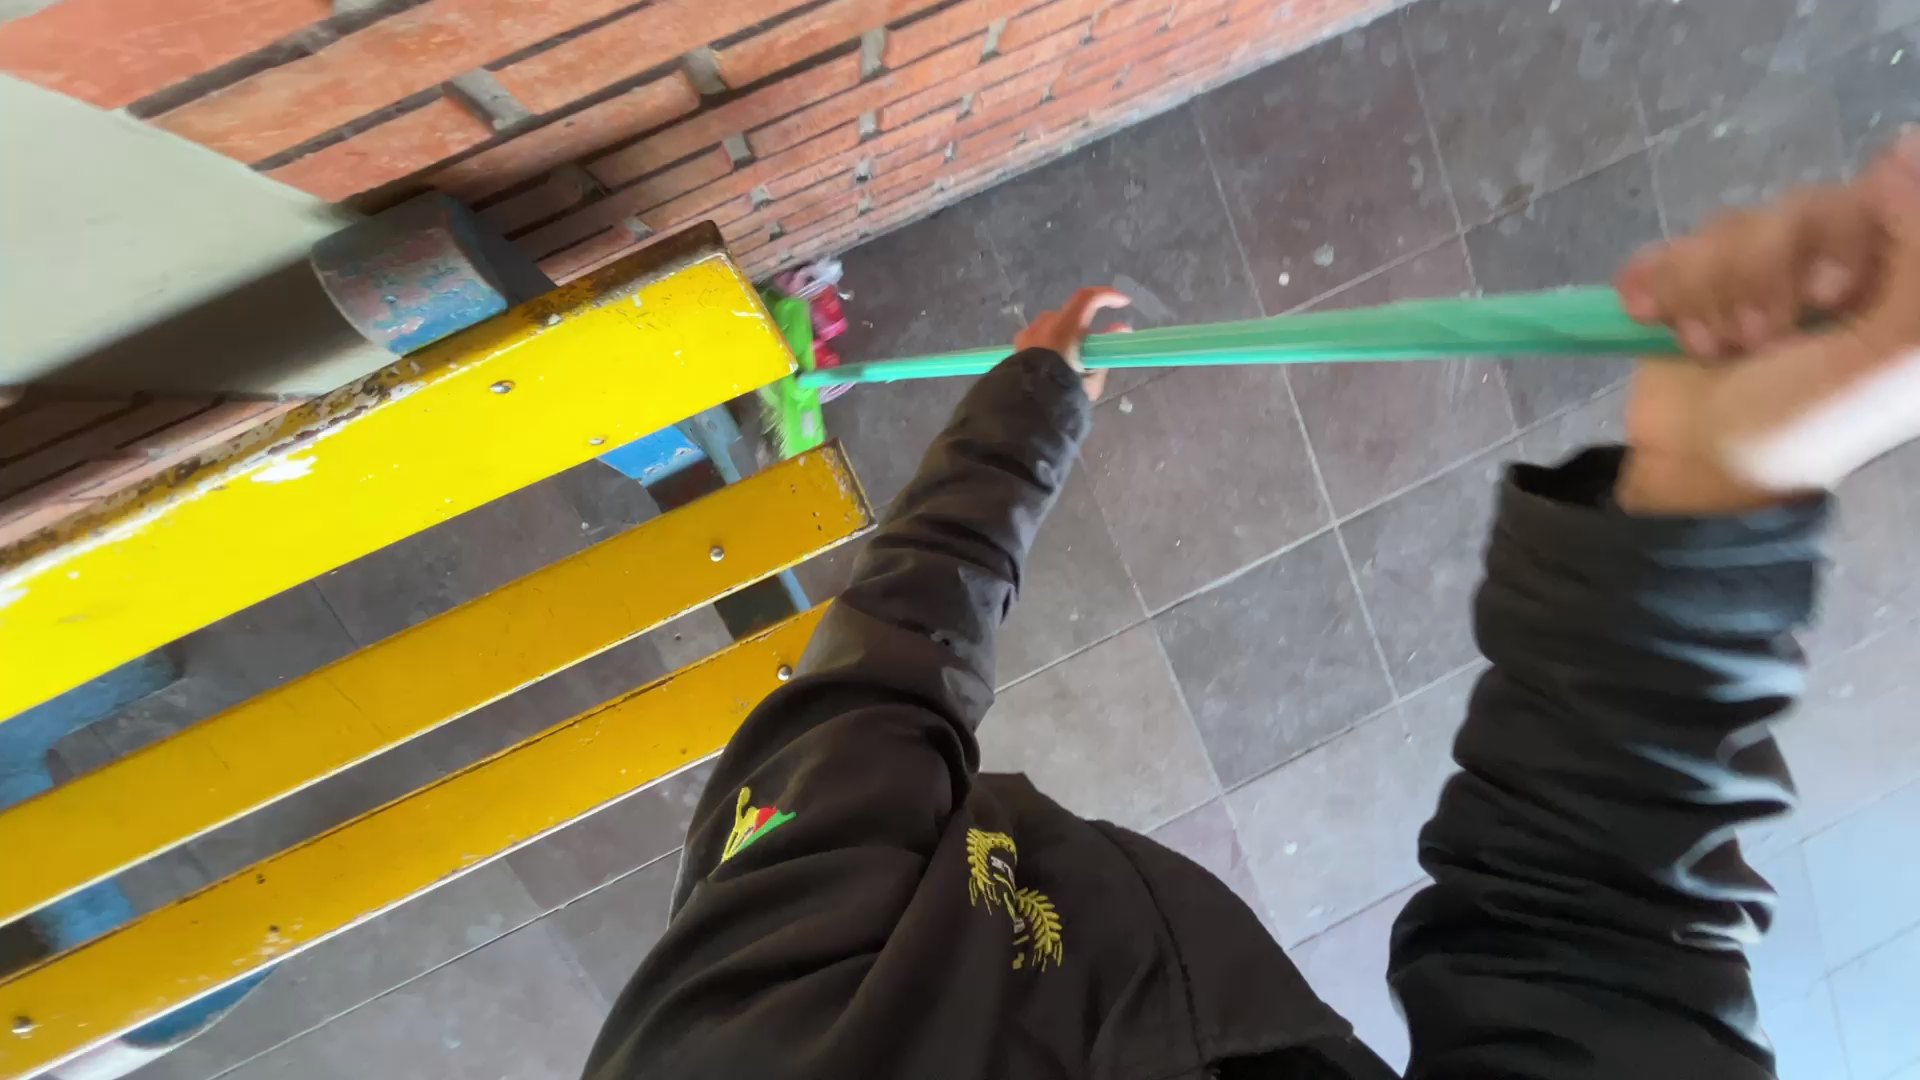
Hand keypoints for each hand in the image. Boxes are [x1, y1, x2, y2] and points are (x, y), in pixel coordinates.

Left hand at [1014, 287, 1130, 400]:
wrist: (1027, 409)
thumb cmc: (1064, 393)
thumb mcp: (1093, 377)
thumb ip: (1106, 350)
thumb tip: (1121, 328)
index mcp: (1064, 328)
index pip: (1087, 298)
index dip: (1107, 296)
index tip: (1123, 303)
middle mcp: (1044, 325)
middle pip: (1068, 315)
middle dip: (1082, 325)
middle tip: (1091, 346)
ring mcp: (1027, 334)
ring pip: (1051, 325)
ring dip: (1064, 334)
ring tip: (1069, 359)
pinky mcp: (1016, 346)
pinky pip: (1036, 336)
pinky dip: (1048, 343)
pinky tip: (1050, 362)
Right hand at [1611, 132, 1919, 515]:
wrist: (1699, 463)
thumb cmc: (1806, 417)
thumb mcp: (1896, 345)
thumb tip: (1898, 146)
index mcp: (1887, 263)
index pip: (1866, 192)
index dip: (1836, 240)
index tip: (1832, 298)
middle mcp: (1819, 257)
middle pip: (1782, 211)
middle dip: (1756, 283)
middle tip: (1760, 341)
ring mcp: (1740, 274)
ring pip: (1714, 233)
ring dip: (1700, 300)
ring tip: (1709, 348)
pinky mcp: (1673, 292)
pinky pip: (1654, 256)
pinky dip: (1647, 289)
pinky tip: (1651, 321)